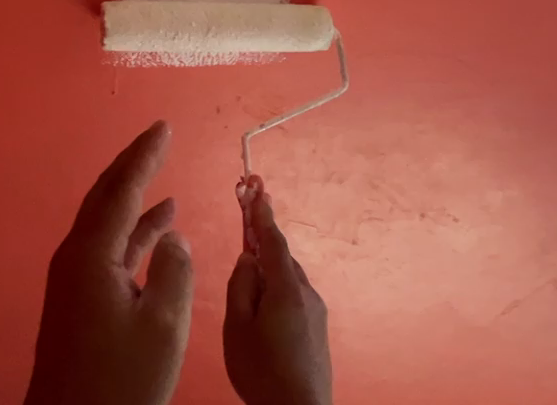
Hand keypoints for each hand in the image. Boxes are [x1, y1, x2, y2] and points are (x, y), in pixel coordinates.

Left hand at [25, 121, 193, 404]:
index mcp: (91, 253)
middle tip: (159, 137)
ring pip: (107, 223)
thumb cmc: (118, 382)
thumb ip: (174, 272)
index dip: (145, 154)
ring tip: (167, 187)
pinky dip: (133, 235)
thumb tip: (173, 237)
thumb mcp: (161, 328)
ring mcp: (73, 278)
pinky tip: (158, 236)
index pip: (123, 189)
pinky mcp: (77, 300)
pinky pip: (108, 249)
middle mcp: (76, 255)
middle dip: (134, 165)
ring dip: (136, 202)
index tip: (165, 126)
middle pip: (106, 196)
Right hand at [224, 178, 331, 404]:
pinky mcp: (319, 330)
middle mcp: (307, 292)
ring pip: (289, 279)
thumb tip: (248, 258)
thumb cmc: (262, 370)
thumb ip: (241, 285)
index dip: (262, 212)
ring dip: (271, 271)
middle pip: (281, 258)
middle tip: (246, 226)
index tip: (257, 186)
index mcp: (285, 287)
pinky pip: (296, 297)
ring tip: (249, 289)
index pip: (272, 239)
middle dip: (264, 241)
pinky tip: (266, 313)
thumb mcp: (237, 326)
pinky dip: (280, 290)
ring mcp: (317, 312)